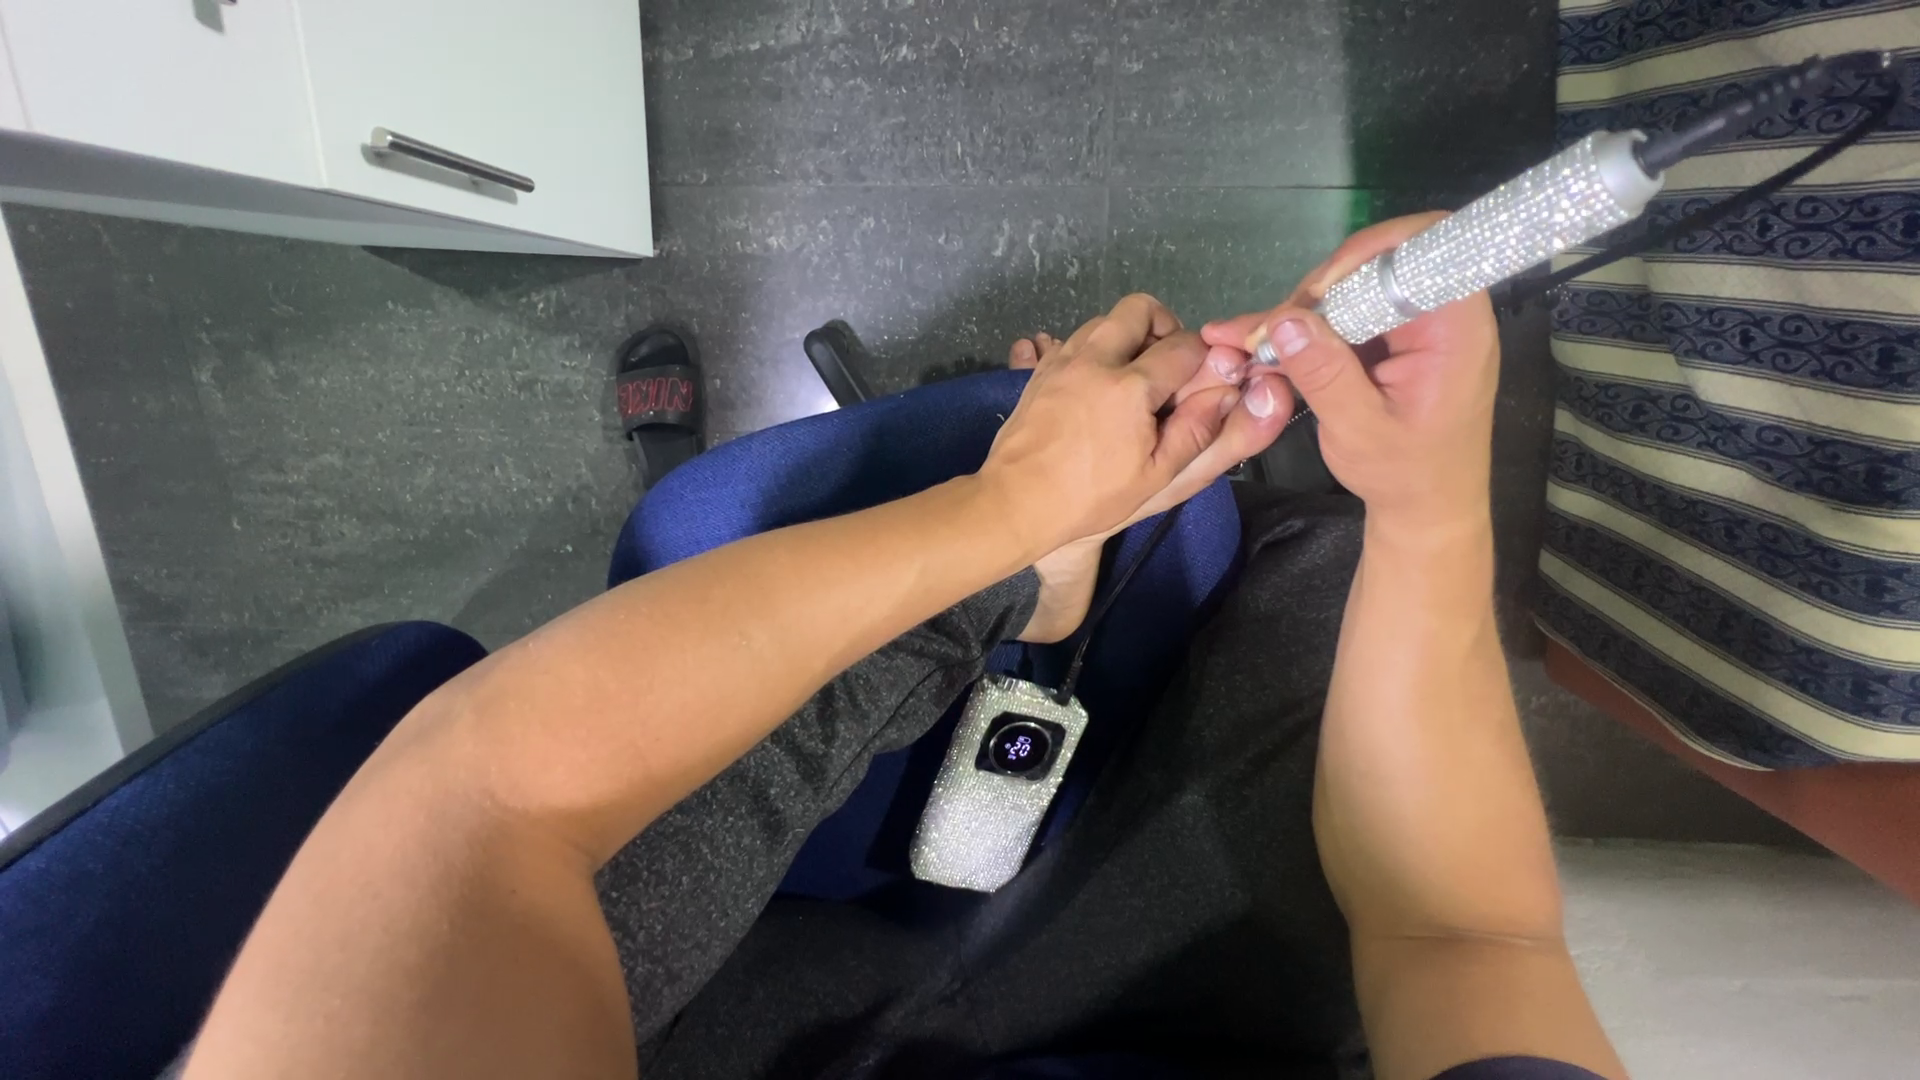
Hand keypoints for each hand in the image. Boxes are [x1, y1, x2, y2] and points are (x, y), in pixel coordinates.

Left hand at [998, 306, 1290, 642]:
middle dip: (1162, 326)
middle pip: (1139, 308)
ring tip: (1130, 375)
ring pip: (1102, 320)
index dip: (1202, 358)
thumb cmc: (1089, 497)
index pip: (1184, 346)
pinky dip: (1091, 349)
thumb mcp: (1154, 475)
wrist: (1016, 501)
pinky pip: (1071, 340)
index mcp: (1131, 387)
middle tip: (1165, 362)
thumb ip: (1195, 430)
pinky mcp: (1037, 372)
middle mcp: (1095, 361)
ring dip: (1124, 336)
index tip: (1200, 379)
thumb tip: (1227, 391)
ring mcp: (1061, 362)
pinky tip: (1094, 383)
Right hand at [1199, 213, 1499, 537]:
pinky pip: (1345, 319)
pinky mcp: (1389, 343)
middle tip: (1268, 330)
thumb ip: (1324, 374)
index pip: (1423, 247)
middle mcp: (1439, 314)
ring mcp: (1412, 327)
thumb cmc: (1404, 474)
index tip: (1314, 294)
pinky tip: (1267, 347)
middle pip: (1376, 266)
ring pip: (1352, 291)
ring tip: (1254, 340)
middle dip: (1316, 291)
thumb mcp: (1358, 429)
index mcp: (1453, 326)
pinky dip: (1306, 331)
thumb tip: (1283, 322)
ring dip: (1302, 312)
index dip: (1365, 254)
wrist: (1424, 506)